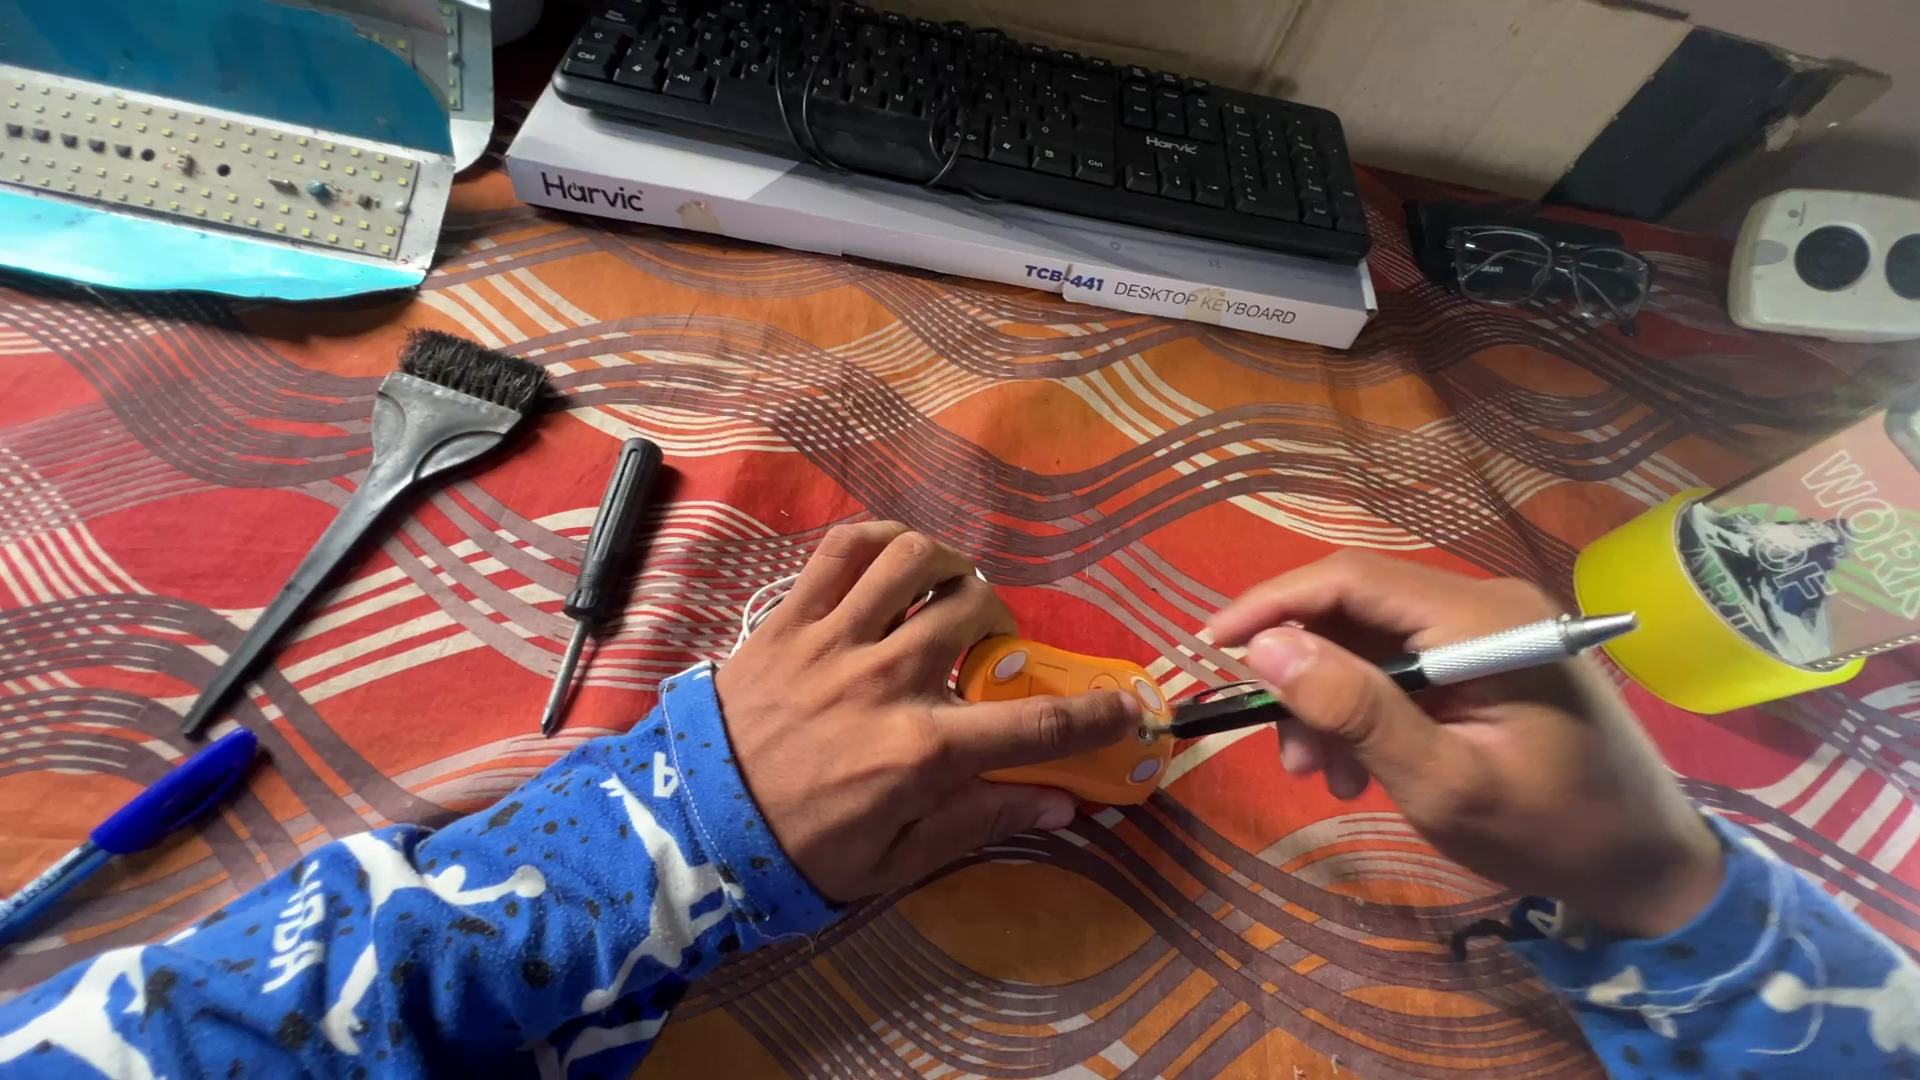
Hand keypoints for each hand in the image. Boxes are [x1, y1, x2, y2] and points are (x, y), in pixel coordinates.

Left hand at [717, 522, 1140, 901]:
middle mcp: (886, 678)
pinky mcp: (789, 616)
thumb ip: (977, 822)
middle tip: (987, 644)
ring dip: (949, 566)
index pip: (1032, 725)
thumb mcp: (892, 861)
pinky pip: (841, 549)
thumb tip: (1059, 805)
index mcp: (920, 750)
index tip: (1130, 706)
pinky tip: (892, 558)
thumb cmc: (796, 850)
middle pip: (976, 613)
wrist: (687, 826)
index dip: (1095, 715)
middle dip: (1001, 622)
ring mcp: (834, 638)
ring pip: (914, 560)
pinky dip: (879, 539)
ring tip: (949, 589)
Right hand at [1209, 552, 1723, 937]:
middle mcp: (1478, 603)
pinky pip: (1386, 662)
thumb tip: (1263, 648)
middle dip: (1298, 668)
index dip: (1271, 604)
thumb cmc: (1553, 834)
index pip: (1349, 580)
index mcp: (1482, 620)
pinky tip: (1353, 764)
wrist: (1651, 871)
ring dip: (1322, 697)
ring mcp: (1477, 627)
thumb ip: (1355, 710)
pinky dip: (1353, 707)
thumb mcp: (1444, 782)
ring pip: (1358, 638)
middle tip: (1277, 738)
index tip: (1213, 645)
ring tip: (1318, 771)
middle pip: (1348, 608)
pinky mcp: (1472, 654)